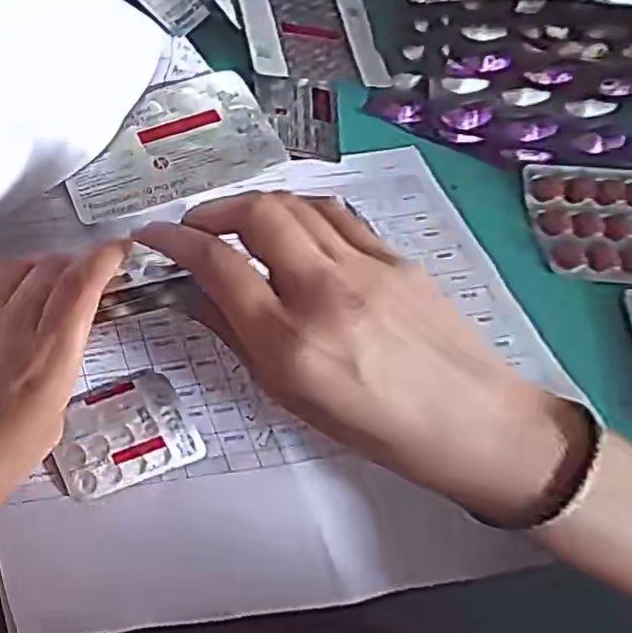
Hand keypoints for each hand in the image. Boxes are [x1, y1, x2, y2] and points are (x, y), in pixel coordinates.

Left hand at [0, 241, 128, 564]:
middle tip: (84, 273)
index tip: (117, 249)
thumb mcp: (50, 422)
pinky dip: (10, 279)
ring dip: (42, 267)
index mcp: (47, 360)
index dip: (103, 259)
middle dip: (74, 263)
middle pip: (50, 269)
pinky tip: (12, 295)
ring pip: (18, 268)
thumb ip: (60, 370)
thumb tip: (60, 342)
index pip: (80, 287)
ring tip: (50, 279)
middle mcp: (13, 328)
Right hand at [135, 193, 585, 525]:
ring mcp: (366, 268)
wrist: (480, 428)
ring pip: (294, 203)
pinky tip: (290, 226)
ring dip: (252, 204)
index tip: (152, 235)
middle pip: (256, 215)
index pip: (217, 265)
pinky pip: (334, 213)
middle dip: (212, 210)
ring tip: (238, 223)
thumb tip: (190, 294)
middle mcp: (325, 293)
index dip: (173, 241)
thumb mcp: (286, 393)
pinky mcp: (395, 257)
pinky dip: (297, 209)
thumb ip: (233, 334)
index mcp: (290, 340)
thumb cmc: (373, 425)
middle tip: (196, 227)